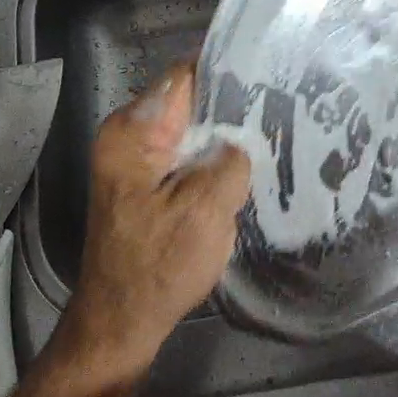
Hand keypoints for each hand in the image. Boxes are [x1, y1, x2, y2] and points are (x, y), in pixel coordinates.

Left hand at [57, 65, 248, 385]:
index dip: (226, 73)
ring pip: (189, 130)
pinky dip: (210, 159)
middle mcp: (126, 135)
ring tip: (268, 137)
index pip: (184, 77)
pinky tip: (241, 170)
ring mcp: (133, 160)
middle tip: (278, 110)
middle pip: (187, 101)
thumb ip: (229, 163)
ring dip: (222, 137)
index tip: (268, 75)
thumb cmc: (157, 267)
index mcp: (132, 131)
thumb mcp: (204, 212)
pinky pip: (183, 155)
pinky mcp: (143, 183)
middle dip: (229, 107)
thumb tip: (241, 139)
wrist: (119, 323)